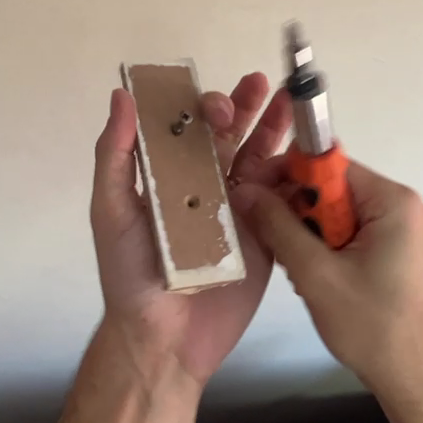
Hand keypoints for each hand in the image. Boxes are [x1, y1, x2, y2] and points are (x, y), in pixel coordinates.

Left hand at [90, 73, 292, 388]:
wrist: (164, 338)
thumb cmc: (129, 272)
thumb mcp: (112, 209)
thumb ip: (116, 155)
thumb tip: (121, 96)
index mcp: (169, 176)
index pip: (188, 128)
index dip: (201, 104)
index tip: (215, 96)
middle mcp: (205, 186)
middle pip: (230, 136)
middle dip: (246, 106)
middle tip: (260, 84)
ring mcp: (239, 209)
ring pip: (261, 159)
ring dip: (276, 130)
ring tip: (292, 103)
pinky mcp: (265, 236)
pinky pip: (283, 200)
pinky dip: (297, 175)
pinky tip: (310, 153)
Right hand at [232, 162, 422, 407]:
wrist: (417, 383)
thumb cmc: (373, 328)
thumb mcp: (316, 274)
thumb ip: (278, 226)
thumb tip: (244, 188)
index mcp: (391, 201)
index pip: (327, 162)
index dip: (286, 173)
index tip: (252, 194)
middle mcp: (399, 207)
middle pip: (329, 187)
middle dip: (296, 211)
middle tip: (274, 244)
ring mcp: (398, 231)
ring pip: (333, 213)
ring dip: (307, 235)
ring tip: (299, 272)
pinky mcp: (392, 253)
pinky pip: (346, 234)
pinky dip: (323, 250)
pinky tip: (315, 280)